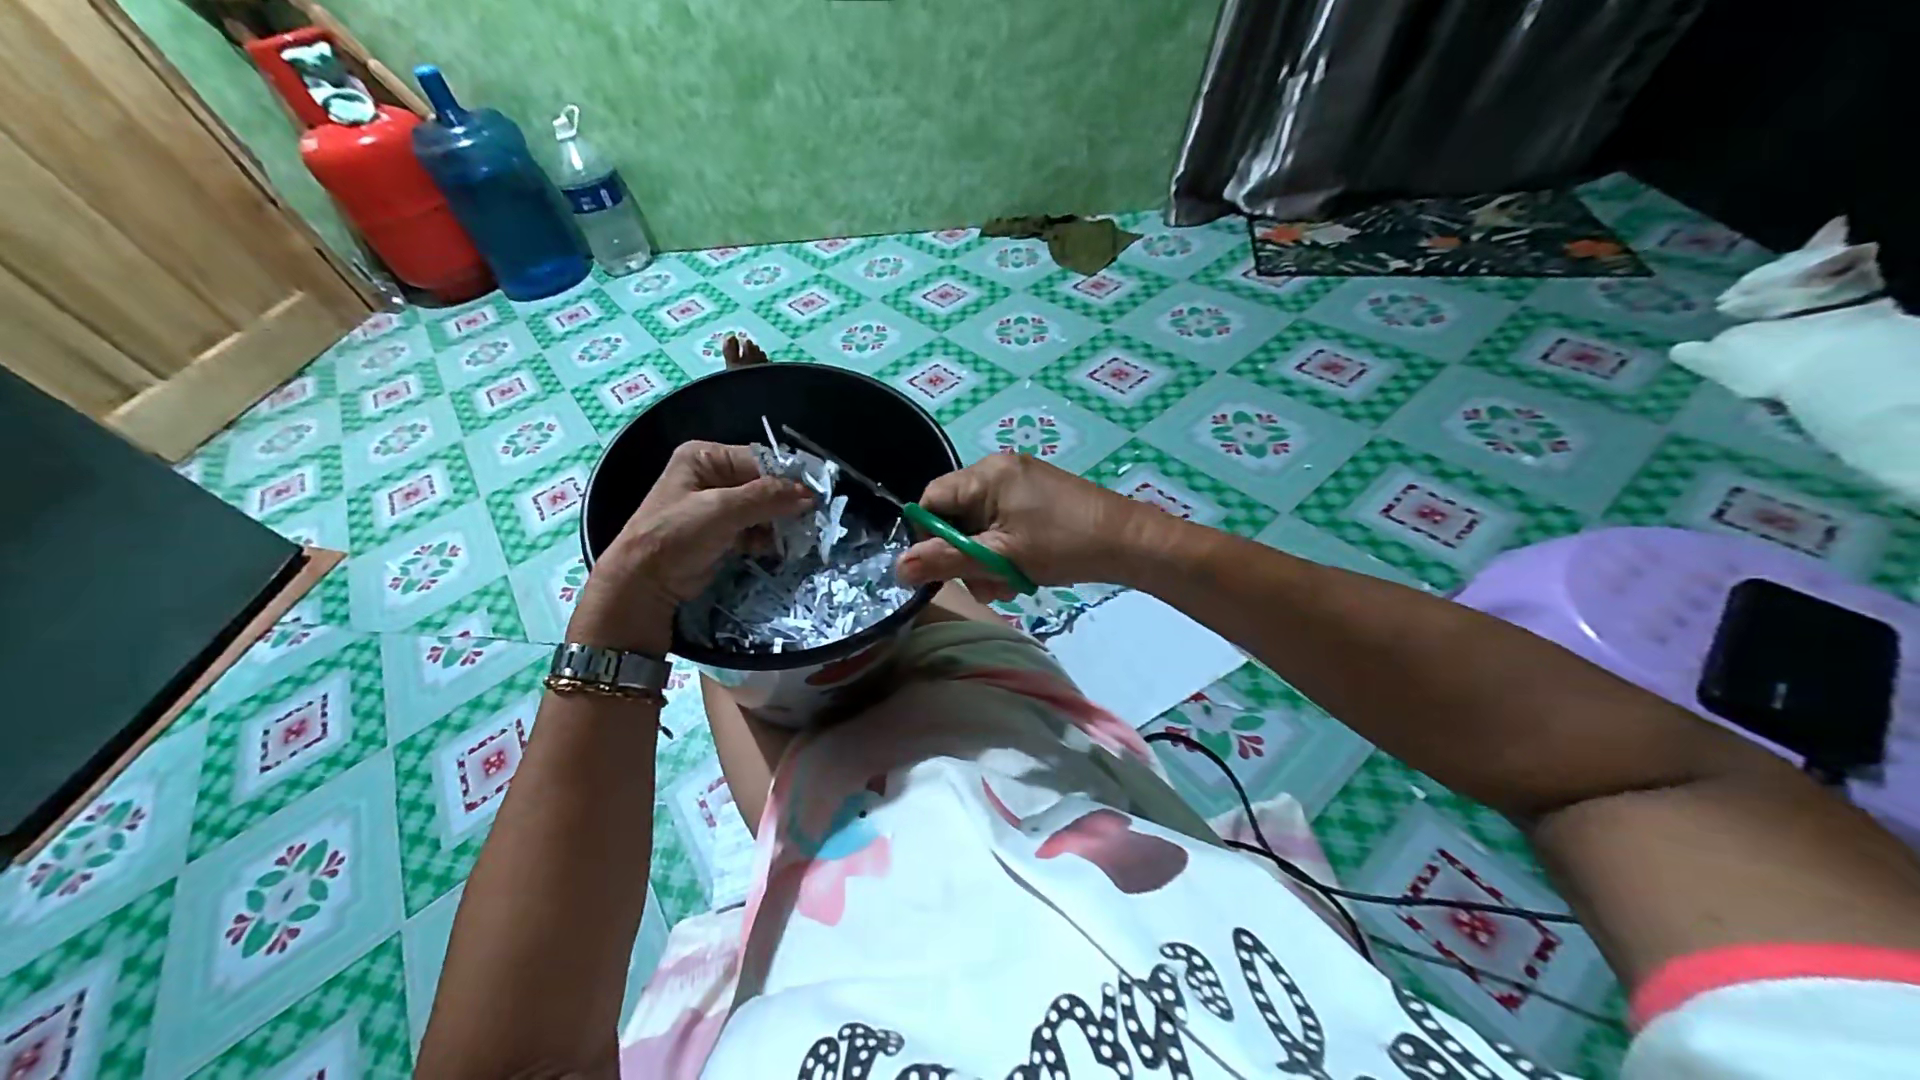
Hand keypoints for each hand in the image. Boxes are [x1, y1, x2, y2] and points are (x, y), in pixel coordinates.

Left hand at [567, 441, 813, 652]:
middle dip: (785, 502)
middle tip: (809, 519)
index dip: (788, 477)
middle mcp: (712, 476)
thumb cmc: (676, 536)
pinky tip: (779, 548)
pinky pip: (756, 528)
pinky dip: (768, 538)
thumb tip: (809, 495)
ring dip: (780, 523)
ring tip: (797, 537)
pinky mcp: (723, 532)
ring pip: (763, 508)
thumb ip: (766, 498)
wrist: (644, 583)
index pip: (759, 460)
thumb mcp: (721, 510)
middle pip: (763, 484)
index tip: (814, 496)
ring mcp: (718, 506)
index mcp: (705, 457)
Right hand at [894, 454, 1164, 601]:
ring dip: (985, 559)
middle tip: (984, 584)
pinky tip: (1020, 573)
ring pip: (979, 524)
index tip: (942, 568)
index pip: (931, 499)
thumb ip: (946, 561)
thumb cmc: (1063, 544)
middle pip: (955, 514)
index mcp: (986, 474)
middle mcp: (999, 469)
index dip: (928, 536)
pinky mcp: (1037, 497)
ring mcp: (1021, 482)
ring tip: (1008, 584)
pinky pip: (1002, 523)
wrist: (1128, 543)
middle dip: (964, 554)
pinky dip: (1004, 550)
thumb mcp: (1000, 557)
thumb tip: (898, 568)